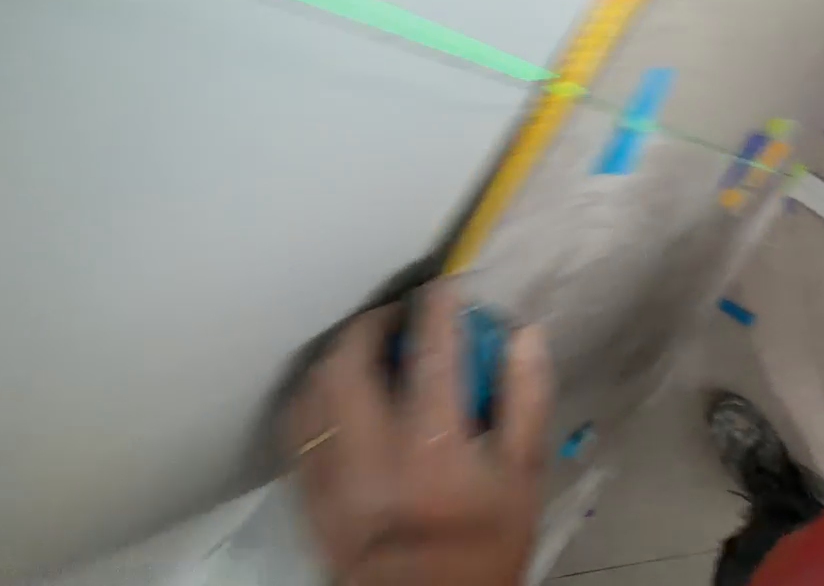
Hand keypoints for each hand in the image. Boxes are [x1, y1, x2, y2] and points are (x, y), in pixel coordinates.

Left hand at [284, 283, 554, 585]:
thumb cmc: (485, 538)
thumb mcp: (525, 471)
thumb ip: (527, 396)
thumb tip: (524, 332)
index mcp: (432, 445)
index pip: (431, 354)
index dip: (438, 308)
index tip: (447, 285)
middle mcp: (371, 452)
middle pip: (349, 363)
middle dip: (373, 322)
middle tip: (401, 313)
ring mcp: (330, 475)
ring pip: (312, 391)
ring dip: (340, 353)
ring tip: (370, 344)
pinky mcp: (308, 495)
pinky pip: (296, 426)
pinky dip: (316, 392)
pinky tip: (340, 388)